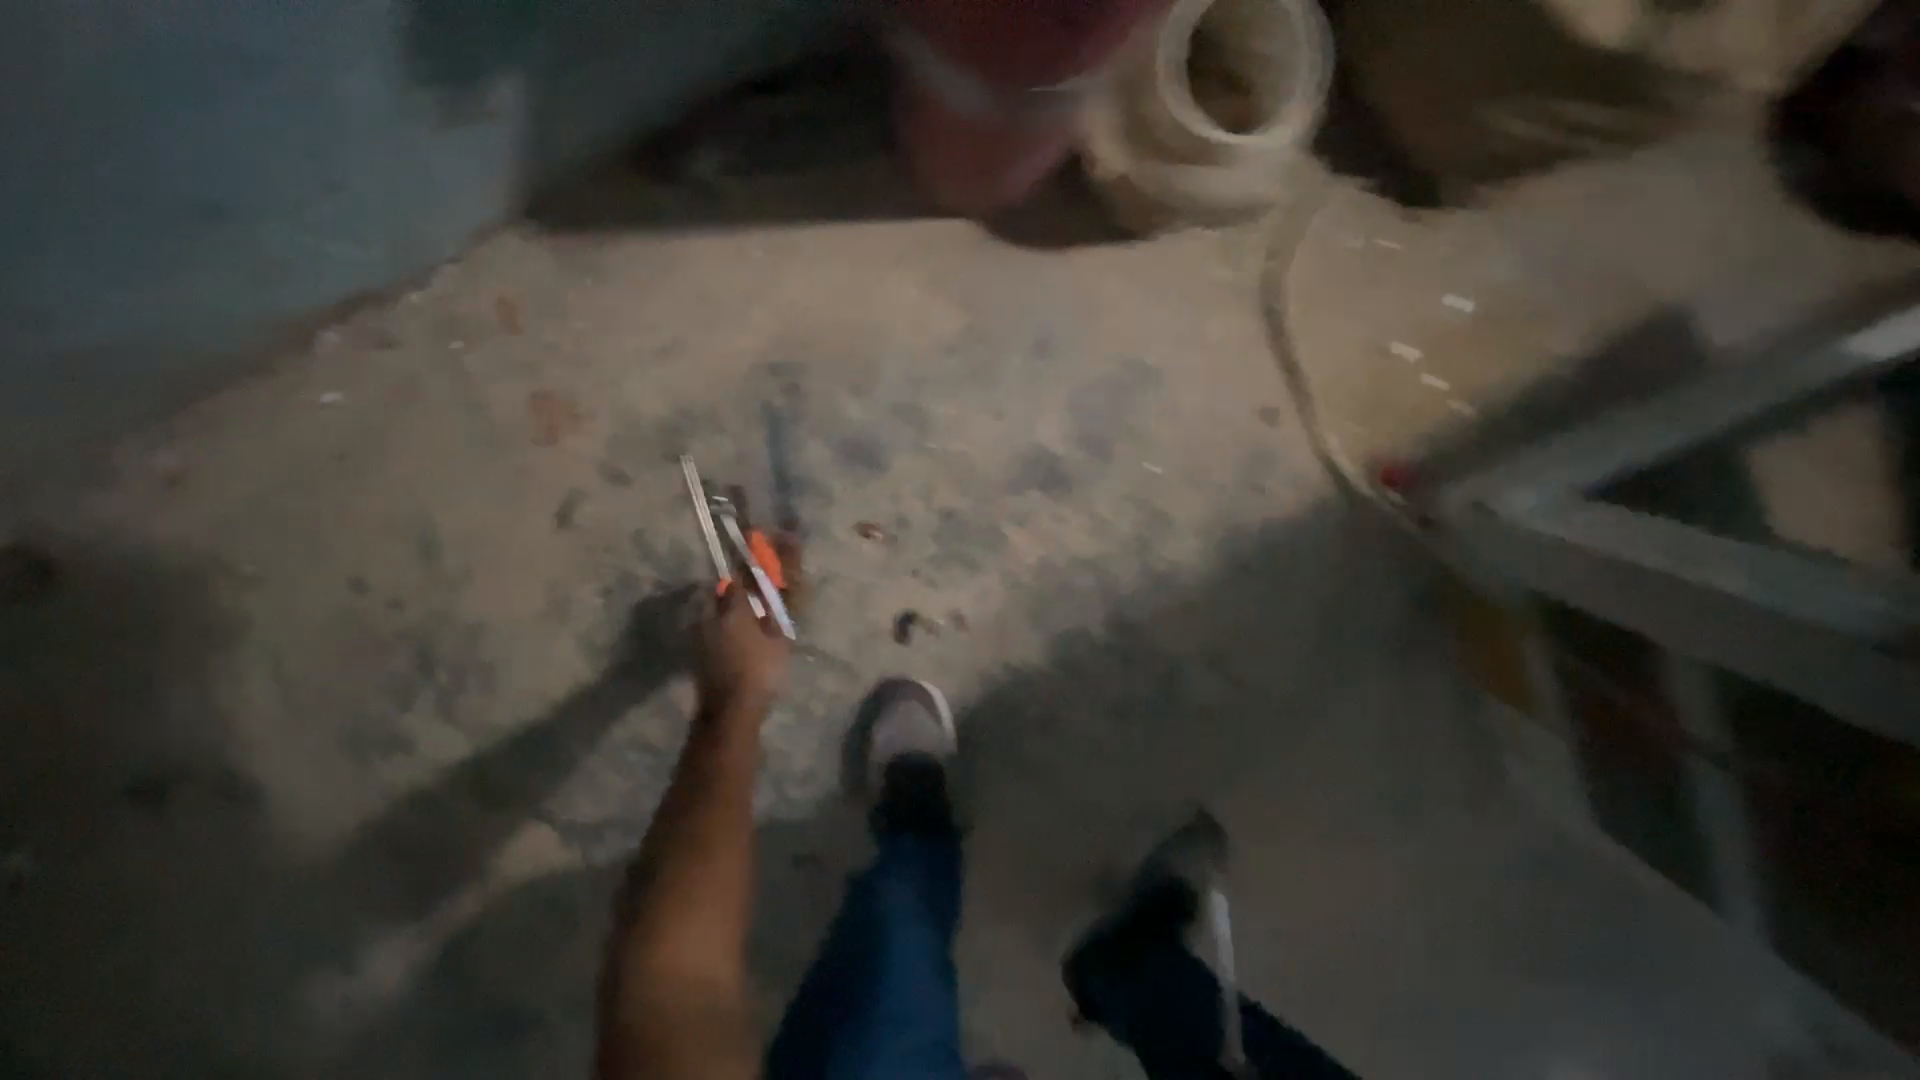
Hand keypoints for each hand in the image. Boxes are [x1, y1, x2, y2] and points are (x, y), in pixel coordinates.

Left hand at [695, 588, 789, 716]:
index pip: (734, 586)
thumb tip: (766, 610)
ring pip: (705, 616)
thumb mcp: (779, 645)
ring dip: (716, 616)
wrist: (730, 709)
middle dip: (723, 596)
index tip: (750, 583)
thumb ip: (772, 623)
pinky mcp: (693, 656)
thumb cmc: (760, 671)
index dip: (742, 583)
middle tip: (739, 602)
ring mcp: (698, 638)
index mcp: (733, 612)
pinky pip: (704, 635)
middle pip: (712, 598)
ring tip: (732, 623)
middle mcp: (710, 619)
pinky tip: (725, 642)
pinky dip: (713, 634)